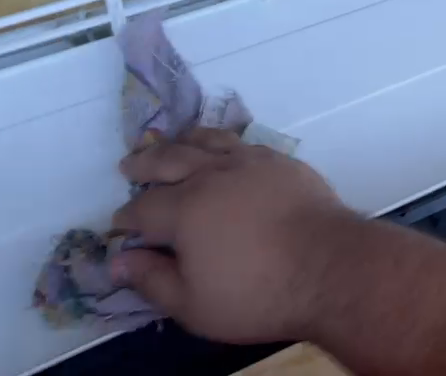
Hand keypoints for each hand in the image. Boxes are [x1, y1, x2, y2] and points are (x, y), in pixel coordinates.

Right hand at [108, 128, 360, 343]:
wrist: (327, 264)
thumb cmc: (256, 293)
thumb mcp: (194, 304)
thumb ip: (152, 279)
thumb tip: (119, 260)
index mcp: (186, 209)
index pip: (144, 207)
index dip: (127, 216)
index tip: (118, 223)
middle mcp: (213, 174)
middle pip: (169, 159)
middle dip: (145, 163)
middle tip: (129, 165)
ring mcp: (249, 160)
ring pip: (207, 141)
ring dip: (182, 142)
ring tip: (170, 144)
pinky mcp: (278, 159)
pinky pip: (240, 141)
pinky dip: (220, 141)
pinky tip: (221, 147)